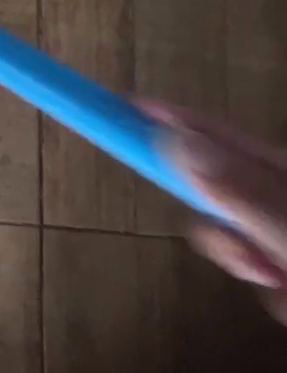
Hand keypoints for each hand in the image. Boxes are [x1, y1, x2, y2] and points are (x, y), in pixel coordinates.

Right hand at [148, 101, 286, 322]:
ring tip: (282, 290)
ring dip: (252, 264)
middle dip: (224, 219)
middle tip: (239, 255)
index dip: (188, 121)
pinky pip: (276, 275)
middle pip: (241, 191)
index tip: (126, 104)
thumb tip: (171, 137)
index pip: (246, 144)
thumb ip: (254, 198)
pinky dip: (279, 293)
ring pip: (254, 238)